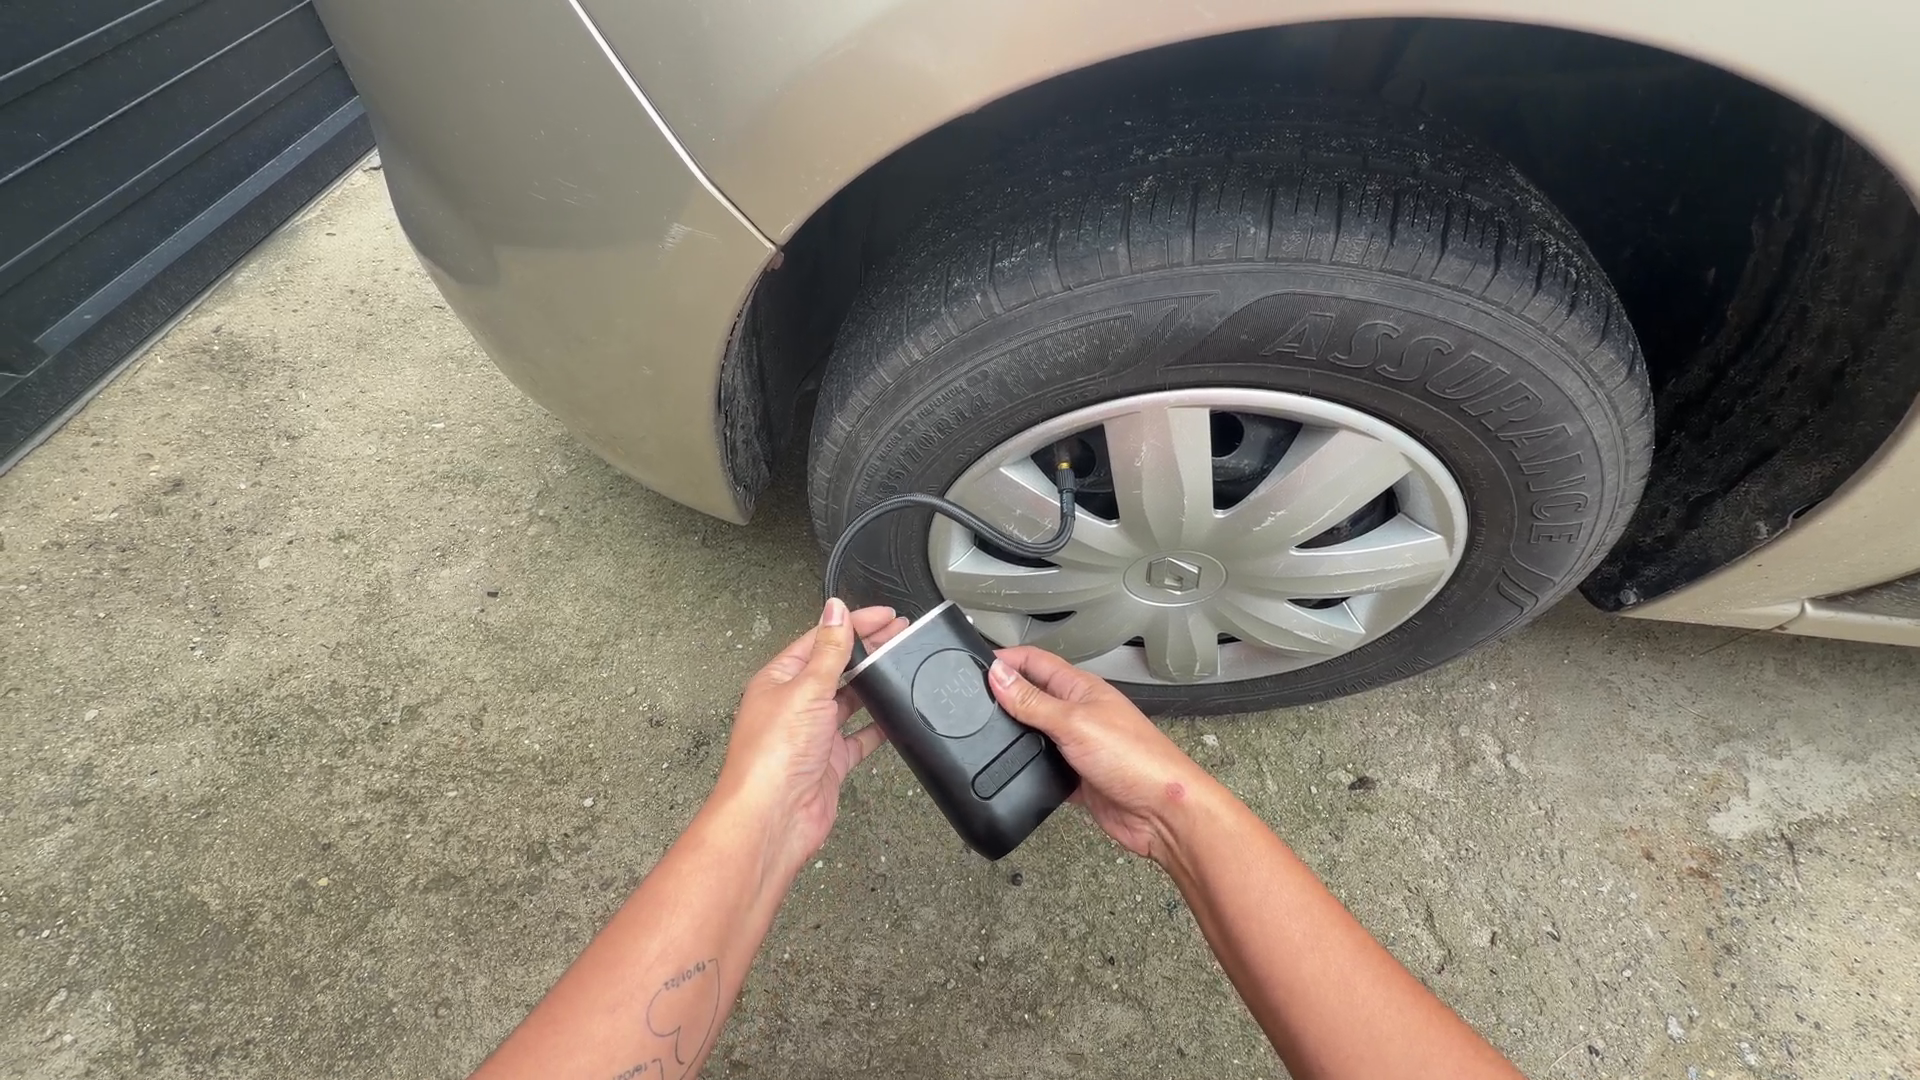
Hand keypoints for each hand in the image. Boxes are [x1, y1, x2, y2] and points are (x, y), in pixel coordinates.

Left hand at [714, 599, 907, 873]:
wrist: (772, 819)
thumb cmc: (772, 757)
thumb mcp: (805, 689)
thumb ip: (828, 650)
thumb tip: (835, 610)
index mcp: (780, 679)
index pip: (821, 639)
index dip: (853, 623)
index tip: (884, 615)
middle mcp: (795, 704)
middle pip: (837, 666)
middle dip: (868, 649)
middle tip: (900, 634)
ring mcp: (813, 734)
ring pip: (849, 700)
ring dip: (873, 684)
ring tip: (900, 665)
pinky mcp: (830, 761)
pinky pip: (860, 737)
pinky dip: (878, 726)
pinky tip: (893, 715)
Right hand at [987, 646, 1217, 861]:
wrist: (1163, 813)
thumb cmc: (1136, 759)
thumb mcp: (1074, 723)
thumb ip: (1032, 701)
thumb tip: (999, 674)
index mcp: (1080, 688)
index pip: (1035, 661)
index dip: (1006, 658)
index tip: (976, 662)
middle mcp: (1078, 712)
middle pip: (1033, 694)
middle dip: (1004, 692)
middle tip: (972, 696)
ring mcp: (1078, 745)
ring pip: (1035, 731)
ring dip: (1014, 731)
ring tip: (985, 731)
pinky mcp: (1076, 776)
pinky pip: (1043, 767)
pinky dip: (1027, 767)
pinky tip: (1012, 770)